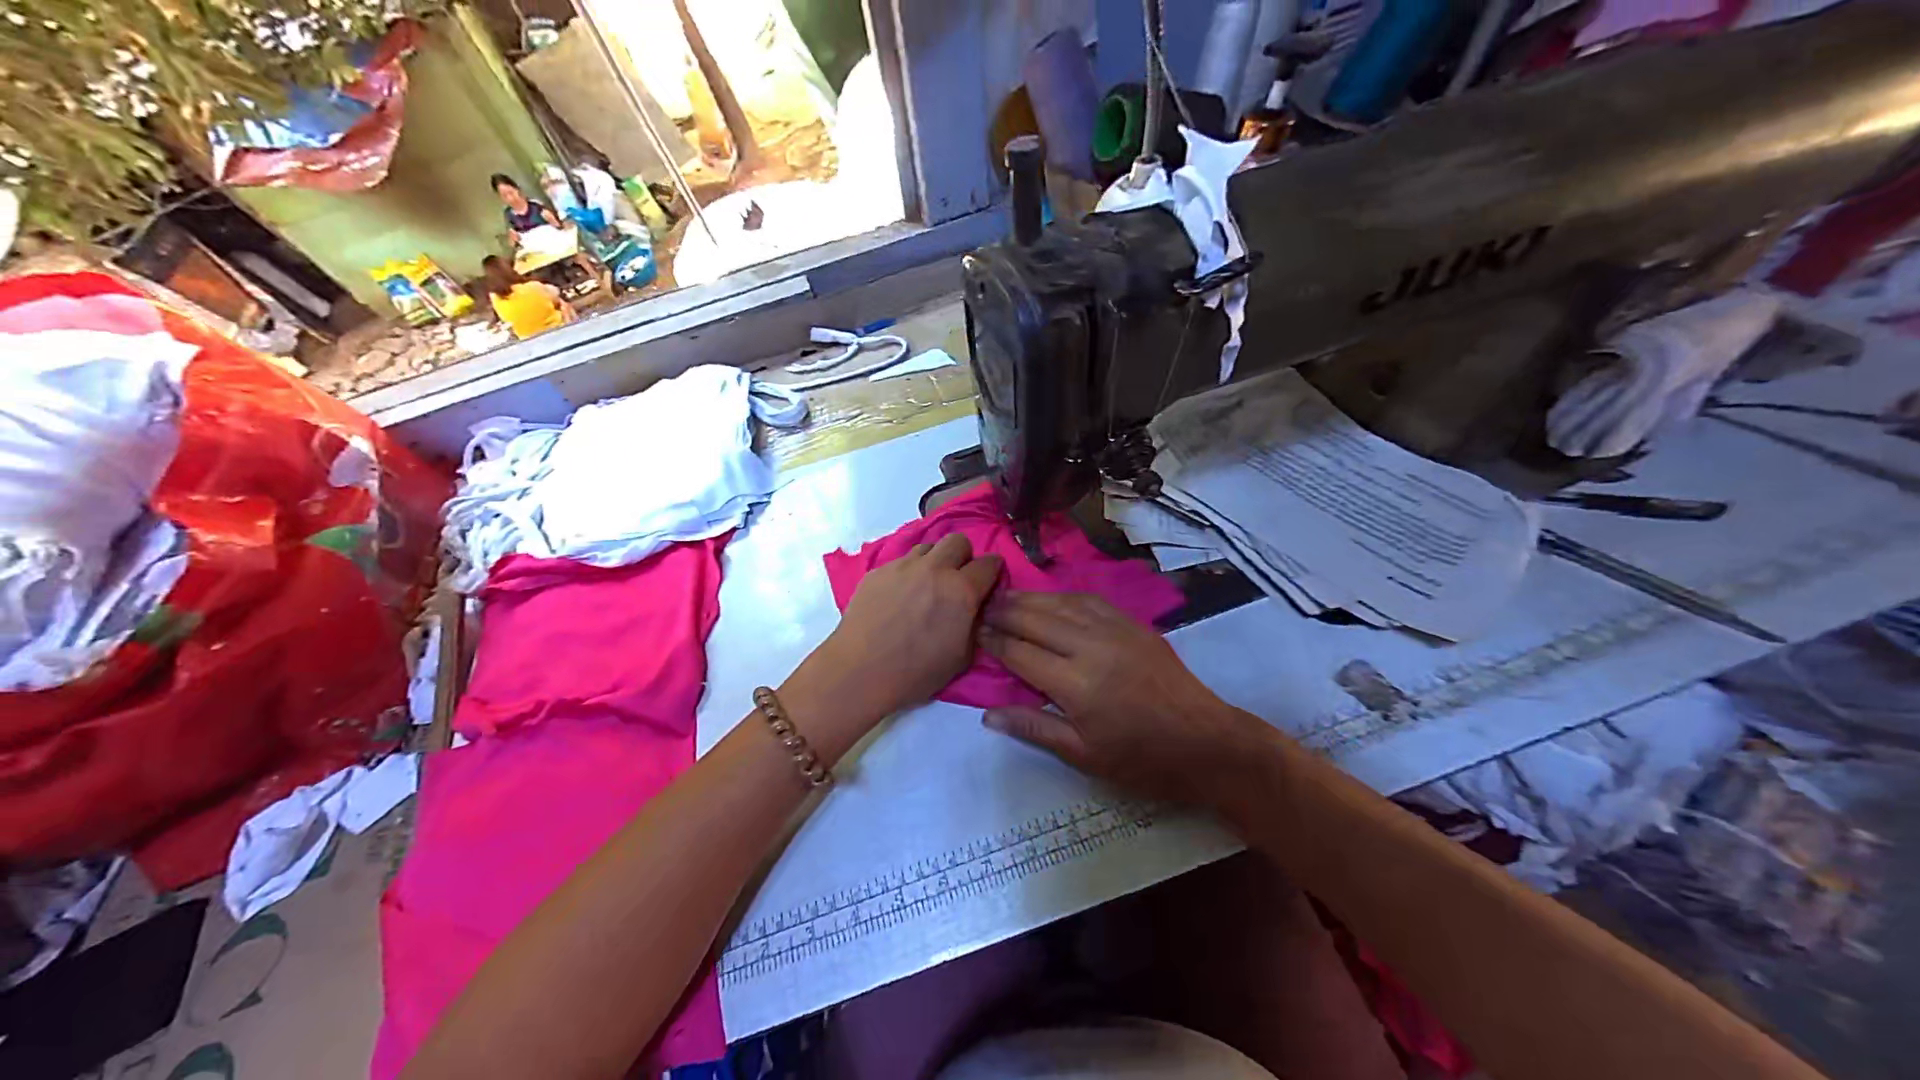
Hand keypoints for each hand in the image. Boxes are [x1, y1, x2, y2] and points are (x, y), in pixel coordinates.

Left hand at [782, 534, 1003, 756]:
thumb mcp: (962, 657)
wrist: (860, 671)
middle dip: (964, 556)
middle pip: (959, 541)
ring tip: (927, 584)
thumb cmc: (916, 672)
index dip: (992, 572)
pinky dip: (908, 574)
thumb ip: (974, 624)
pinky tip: (899, 596)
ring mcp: (903, 566)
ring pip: (928, 547)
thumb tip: (975, 608)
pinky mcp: (878, 571)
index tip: (987, 582)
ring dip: (934, 561)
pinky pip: (901, 562)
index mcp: (961, 590)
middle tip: (957, 578)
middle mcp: (934, 569)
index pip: (989, 563)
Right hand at [979, 592, 1274, 806]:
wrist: (1204, 743)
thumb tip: (988, 715)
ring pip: (1061, 604)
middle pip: (1036, 620)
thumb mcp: (1083, 755)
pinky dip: (1064, 596)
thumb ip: (1034, 728)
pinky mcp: (1133, 625)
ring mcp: (1115, 631)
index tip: (974, 632)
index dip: (994, 641)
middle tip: (981, 607)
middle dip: (1005, 612)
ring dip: (1030, 598)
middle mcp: (1091, 648)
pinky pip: (1090, 601)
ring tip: (1006, 597)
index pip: (1020, 653)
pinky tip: (1051, 597)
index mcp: (1075, 684)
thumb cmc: (1140, 759)